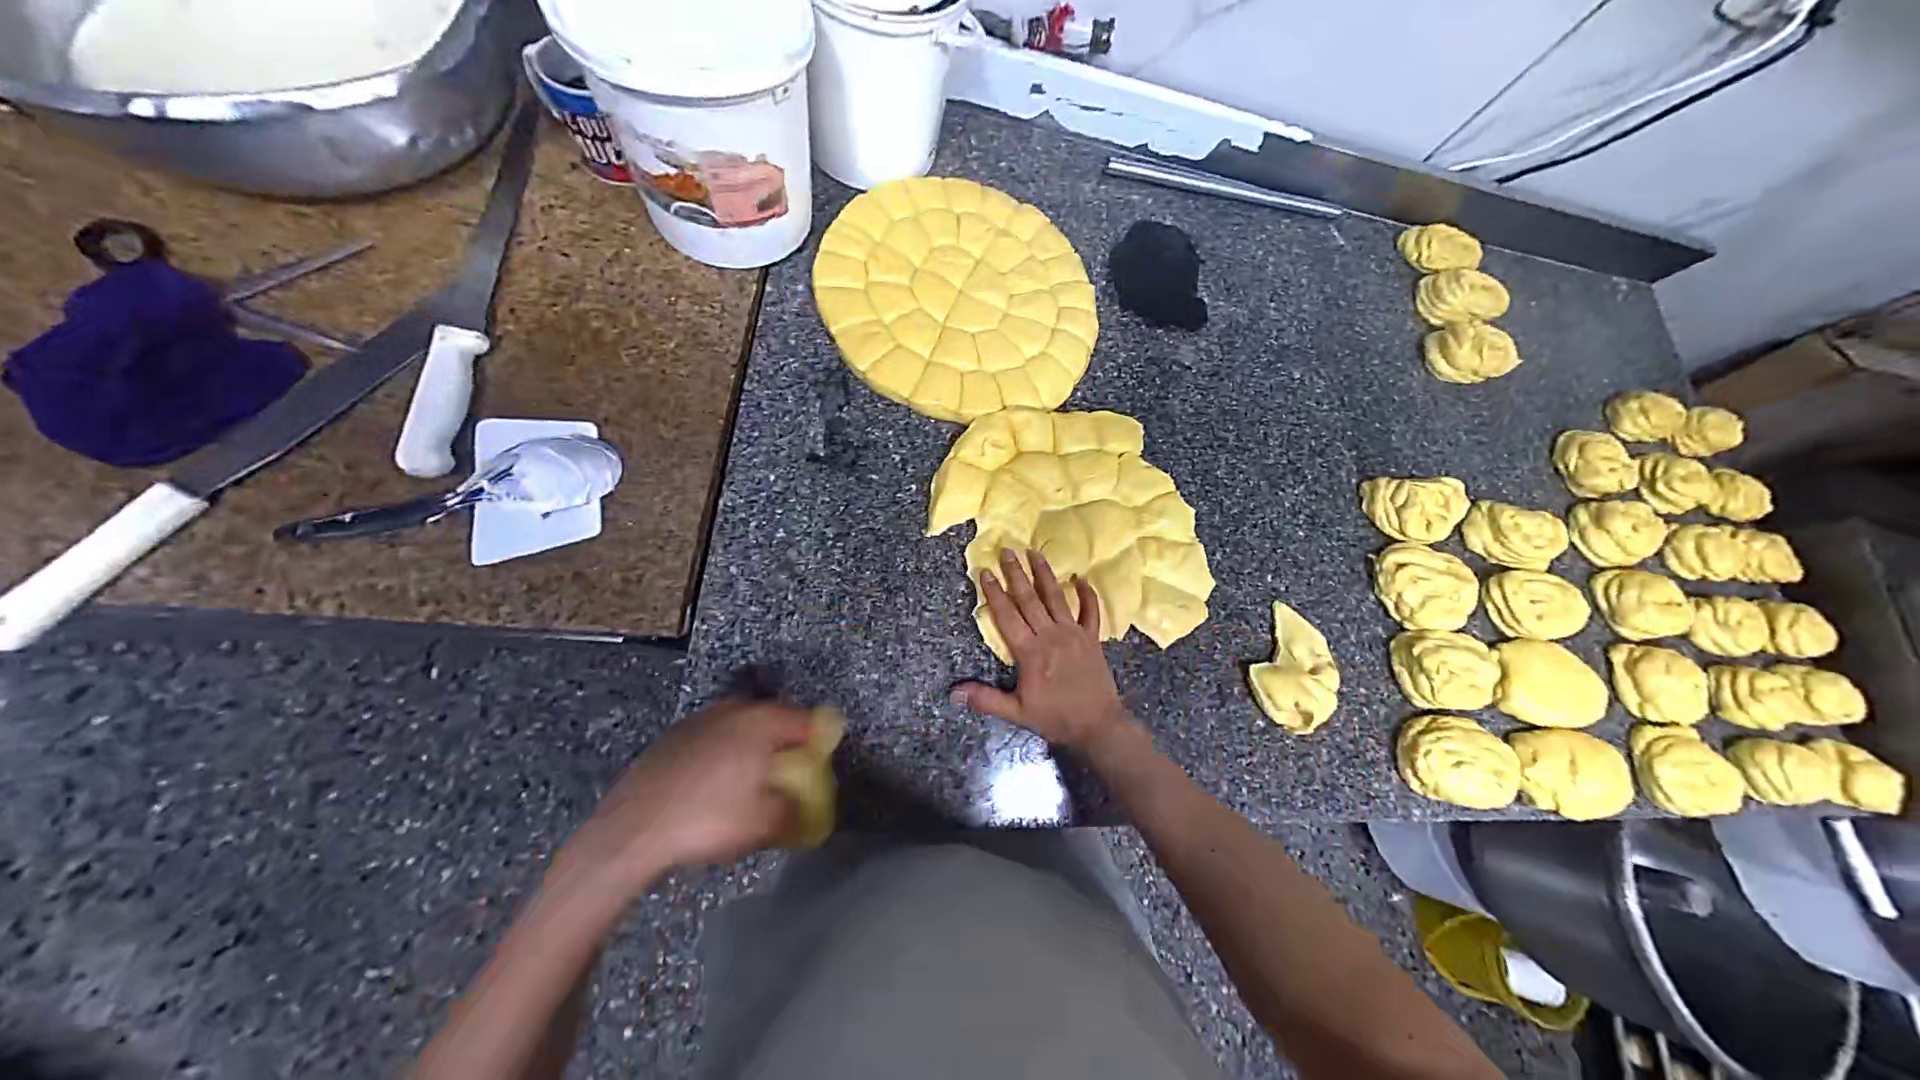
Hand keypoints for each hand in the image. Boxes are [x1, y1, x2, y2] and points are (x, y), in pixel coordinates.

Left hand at [559, 700, 816, 892]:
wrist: (632, 828)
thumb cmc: (708, 819)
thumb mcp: (766, 824)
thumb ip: (797, 813)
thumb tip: (807, 811)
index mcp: (763, 722)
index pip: (808, 720)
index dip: (820, 741)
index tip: (821, 764)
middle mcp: (734, 710)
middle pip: (773, 718)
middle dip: (784, 741)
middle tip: (788, 772)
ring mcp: (700, 719)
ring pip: (740, 726)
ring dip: (751, 745)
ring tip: (749, 780)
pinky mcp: (673, 735)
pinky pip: (713, 737)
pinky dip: (722, 753)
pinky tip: (712, 785)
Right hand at [951, 549, 1133, 752]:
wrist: (1098, 725)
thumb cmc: (1055, 718)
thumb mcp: (1016, 713)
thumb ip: (985, 699)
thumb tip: (954, 693)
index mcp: (1030, 652)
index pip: (1007, 616)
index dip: (994, 593)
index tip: (986, 572)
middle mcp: (1051, 636)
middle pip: (1029, 599)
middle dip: (1016, 574)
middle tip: (1007, 551)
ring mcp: (1074, 634)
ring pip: (1056, 598)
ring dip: (1045, 574)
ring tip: (1035, 553)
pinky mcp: (1092, 639)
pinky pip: (1091, 612)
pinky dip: (1087, 595)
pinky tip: (1081, 579)